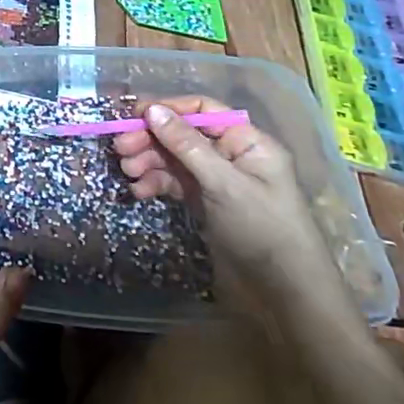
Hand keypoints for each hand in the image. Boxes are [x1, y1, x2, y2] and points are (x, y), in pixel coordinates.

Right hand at [113, 95, 330, 283]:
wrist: (284, 294)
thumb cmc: (261, 228)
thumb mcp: (223, 183)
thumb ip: (186, 144)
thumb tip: (152, 110)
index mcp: (246, 141)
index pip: (202, 110)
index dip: (168, 109)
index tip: (134, 116)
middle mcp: (231, 154)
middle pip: (182, 134)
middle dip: (151, 139)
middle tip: (120, 148)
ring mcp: (217, 179)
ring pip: (174, 158)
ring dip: (148, 161)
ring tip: (127, 172)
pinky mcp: (206, 201)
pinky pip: (175, 182)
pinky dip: (156, 183)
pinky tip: (140, 191)